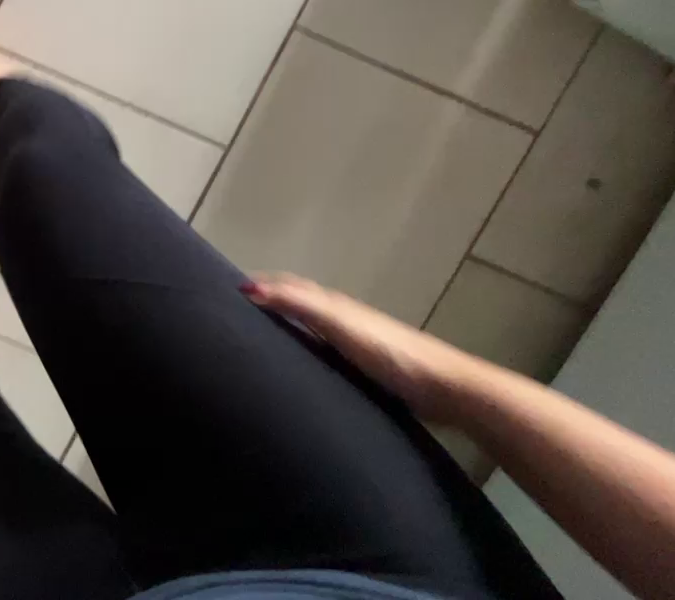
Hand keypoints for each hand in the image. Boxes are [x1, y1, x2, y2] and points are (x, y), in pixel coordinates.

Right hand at [244, 274, 485, 425]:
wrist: (450, 392)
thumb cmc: (391, 353)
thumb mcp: (338, 323)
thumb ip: (296, 303)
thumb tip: (244, 287)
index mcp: (332, 303)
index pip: (286, 284)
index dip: (258, 283)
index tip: (224, 290)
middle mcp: (340, 317)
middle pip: (295, 303)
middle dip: (265, 302)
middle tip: (230, 315)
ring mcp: (353, 344)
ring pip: (308, 328)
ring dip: (282, 327)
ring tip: (252, 342)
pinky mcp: (363, 370)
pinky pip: (320, 352)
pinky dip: (300, 351)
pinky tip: (293, 368)